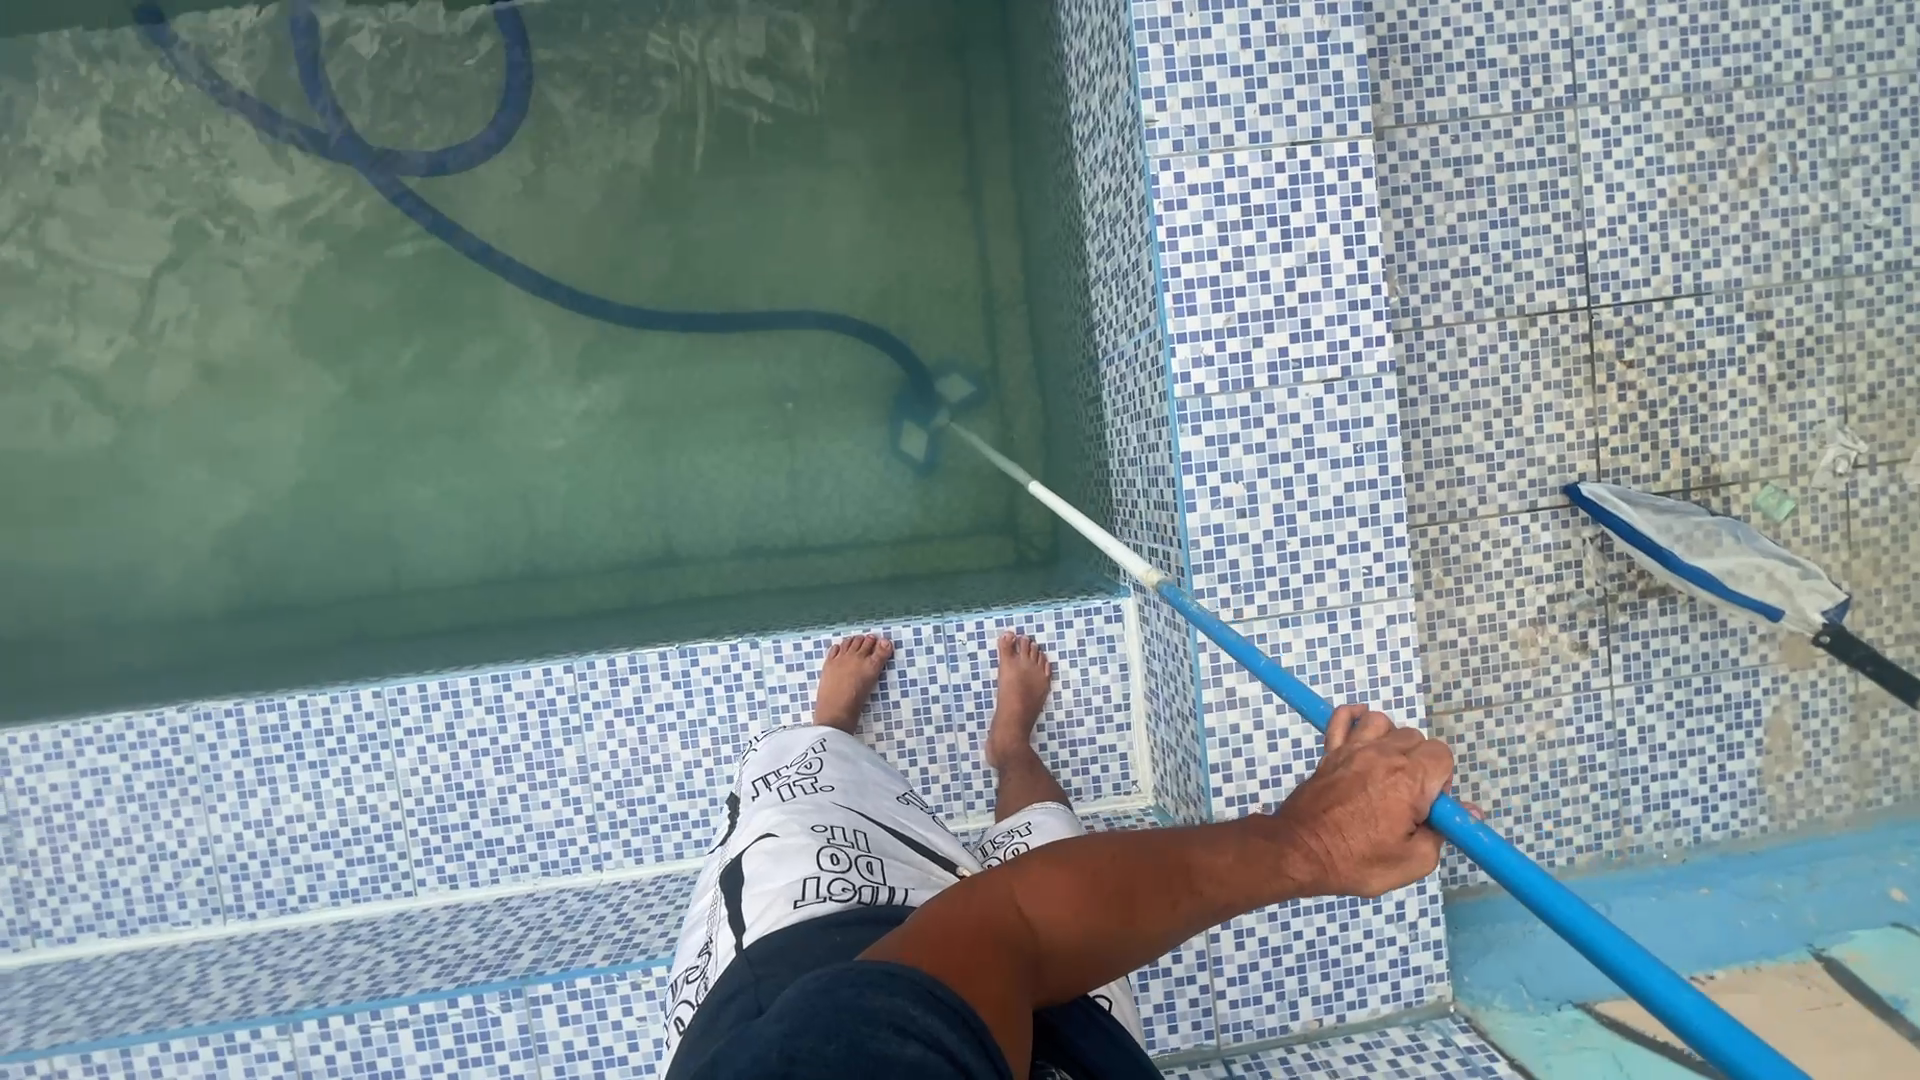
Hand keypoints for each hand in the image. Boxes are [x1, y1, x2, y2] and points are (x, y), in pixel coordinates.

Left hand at [1265, 704, 1453, 898]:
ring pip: (1381, 722)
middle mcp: (1381, 755)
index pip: (1441, 754)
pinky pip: (1340, 719)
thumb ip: (1443, 831)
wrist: (1302, 850)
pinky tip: (1360, 726)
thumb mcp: (1414, 860)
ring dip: (1390, 739)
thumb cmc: (1358, 860)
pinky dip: (1352, 716)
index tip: (1430, 804)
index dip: (1443, 778)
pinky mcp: (1328, 753)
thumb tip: (1468, 810)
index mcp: (1408, 779)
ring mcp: (1351, 750)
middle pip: (1414, 737)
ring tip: (1388, 768)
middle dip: (1420, 761)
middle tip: (1410, 794)